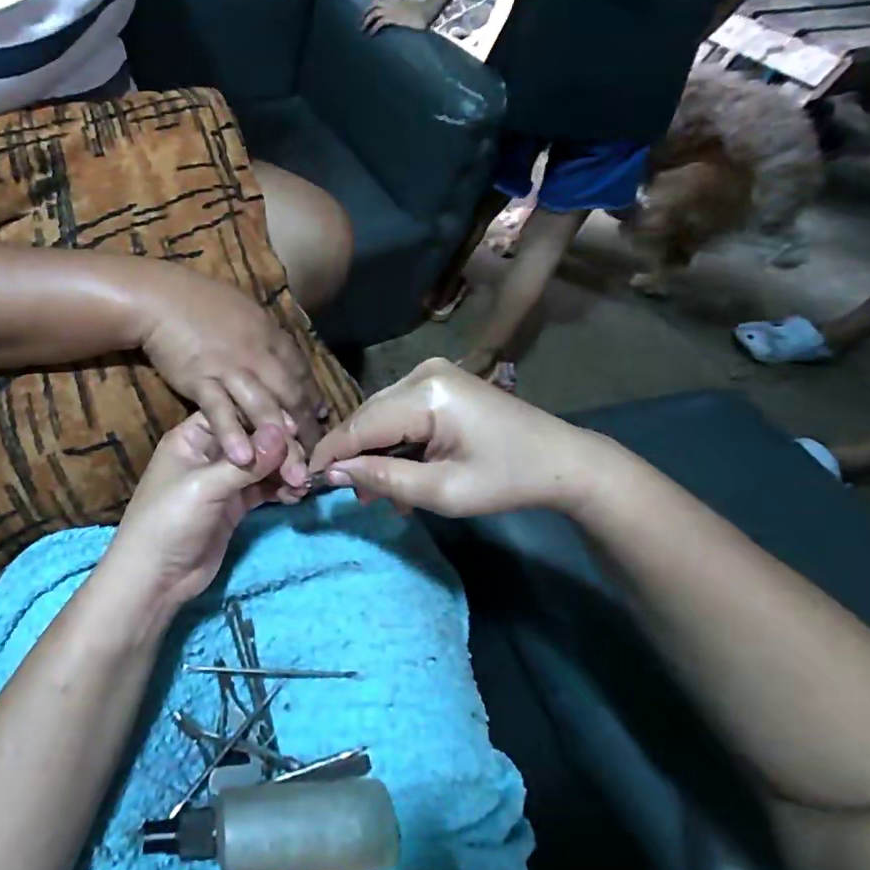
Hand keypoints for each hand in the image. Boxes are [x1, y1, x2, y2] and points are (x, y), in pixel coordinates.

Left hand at [106, 415, 305, 606]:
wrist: (154, 579)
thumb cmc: (169, 522)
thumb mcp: (205, 487)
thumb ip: (247, 463)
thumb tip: (284, 433)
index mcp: (192, 436)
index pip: (233, 412)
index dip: (264, 417)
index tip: (292, 430)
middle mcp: (209, 451)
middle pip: (253, 437)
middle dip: (280, 450)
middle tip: (301, 472)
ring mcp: (223, 479)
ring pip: (263, 463)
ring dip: (285, 470)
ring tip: (301, 485)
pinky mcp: (235, 504)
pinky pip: (264, 487)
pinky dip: (280, 488)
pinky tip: (295, 496)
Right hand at [138, 267, 321, 474]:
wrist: (159, 298)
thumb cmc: (200, 302)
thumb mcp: (244, 313)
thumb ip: (266, 338)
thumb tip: (287, 362)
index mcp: (270, 337)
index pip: (301, 374)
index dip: (313, 402)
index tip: (322, 424)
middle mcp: (258, 355)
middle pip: (290, 397)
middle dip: (306, 432)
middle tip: (316, 463)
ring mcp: (230, 368)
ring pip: (263, 408)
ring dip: (280, 443)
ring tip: (292, 475)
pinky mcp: (202, 380)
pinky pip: (221, 410)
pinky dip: (233, 433)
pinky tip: (243, 458)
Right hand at [308, 357, 613, 516]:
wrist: (562, 460)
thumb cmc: (506, 480)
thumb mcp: (442, 492)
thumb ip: (383, 480)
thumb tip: (333, 473)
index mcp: (427, 395)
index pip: (361, 424)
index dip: (331, 454)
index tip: (306, 482)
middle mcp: (423, 372)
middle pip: (367, 416)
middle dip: (356, 456)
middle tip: (357, 497)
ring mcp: (432, 373)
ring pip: (380, 414)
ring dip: (376, 452)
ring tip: (384, 493)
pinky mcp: (439, 381)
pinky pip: (399, 411)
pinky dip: (395, 442)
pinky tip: (403, 471)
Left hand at [362, 0, 432, 36]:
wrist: (428, 10)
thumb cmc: (423, 11)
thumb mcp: (410, 9)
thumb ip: (404, 11)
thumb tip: (402, 18)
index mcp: (395, 0)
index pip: (380, 0)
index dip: (372, 6)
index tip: (367, 13)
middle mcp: (392, 3)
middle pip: (373, 4)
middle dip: (365, 12)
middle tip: (361, 22)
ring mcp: (392, 10)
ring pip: (373, 13)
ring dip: (366, 21)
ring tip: (362, 30)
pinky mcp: (393, 18)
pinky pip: (379, 23)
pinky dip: (373, 29)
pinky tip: (370, 35)